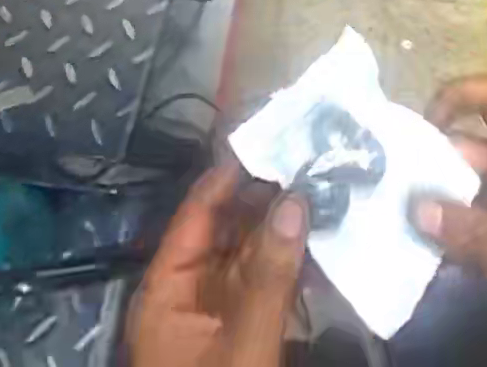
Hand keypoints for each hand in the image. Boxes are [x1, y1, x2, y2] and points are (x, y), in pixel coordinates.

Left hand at [126, 156, 308, 366]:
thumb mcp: (242, 347)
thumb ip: (268, 276)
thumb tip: (295, 201)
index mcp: (165, 291)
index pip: (196, 213)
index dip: (230, 175)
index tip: (270, 140)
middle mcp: (188, 294)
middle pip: (227, 229)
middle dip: (266, 198)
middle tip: (309, 164)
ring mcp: (216, 315)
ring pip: (251, 256)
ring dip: (283, 230)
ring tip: (321, 192)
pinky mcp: (243, 334)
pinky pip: (266, 286)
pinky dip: (290, 265)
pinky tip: (321, 241)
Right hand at [414, 76, 486, 366]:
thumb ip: (479, 237)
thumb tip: (416, 206)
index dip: (458, 95)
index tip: (422, 123)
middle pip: (470, 146)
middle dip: (433, 157)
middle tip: (392, 182)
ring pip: (466, 187)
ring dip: (436, 198)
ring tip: (396, 214)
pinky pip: (470, 224)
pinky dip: (446, 230)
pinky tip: (420, 246)